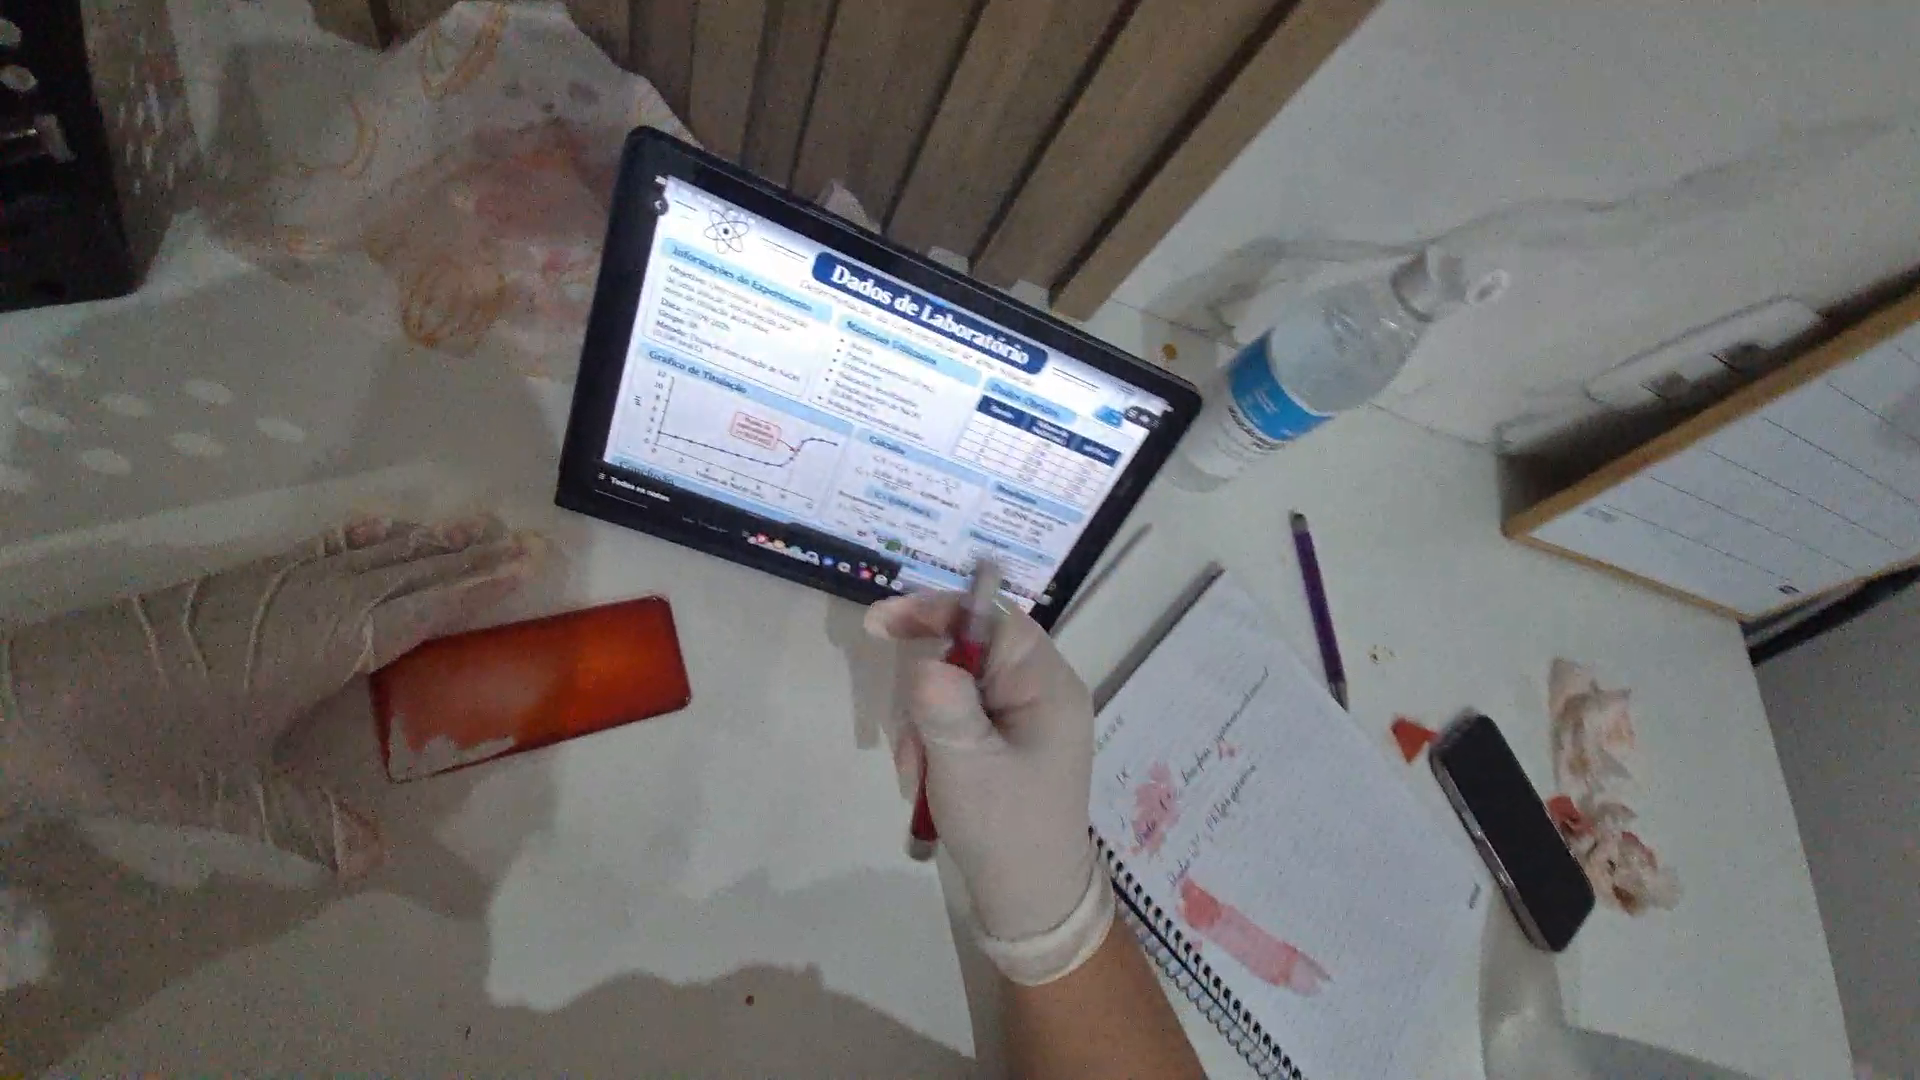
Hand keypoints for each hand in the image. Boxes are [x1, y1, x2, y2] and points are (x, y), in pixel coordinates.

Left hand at [0, 516, 536, 877]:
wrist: (10, 708)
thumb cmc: (137, 749)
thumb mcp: (230, 796)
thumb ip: (310, 823)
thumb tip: (376, 861)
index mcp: (329, 643)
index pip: (426, 605)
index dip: (482, 582)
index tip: (531, 559)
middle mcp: (315, 603)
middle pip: (413, 571)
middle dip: (475, 555)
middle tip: (528, 537)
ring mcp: (277, 584)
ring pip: (374, 554)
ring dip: (431, 540)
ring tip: (478, 522)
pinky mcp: (242, 581)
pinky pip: (322, 549)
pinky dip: (362, 536)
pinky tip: (379, 525)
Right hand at [866, 591, 1111, 983]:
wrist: (1030, 901)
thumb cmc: (1005, 830)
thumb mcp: (967, 764)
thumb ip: (943, 705)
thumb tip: (923, 660)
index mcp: (1047, 685)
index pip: (992, 619)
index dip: (937, 611)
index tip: (882, 622)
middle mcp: (1041, 690)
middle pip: (968, 651)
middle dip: (925, 690)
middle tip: (907, 738)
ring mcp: (1024, 715)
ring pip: (955, 683)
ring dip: (924, 722)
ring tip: (919, 772)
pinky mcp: (1006, 738)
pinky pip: (959, 713)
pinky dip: (934, 738)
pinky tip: (928, 777)